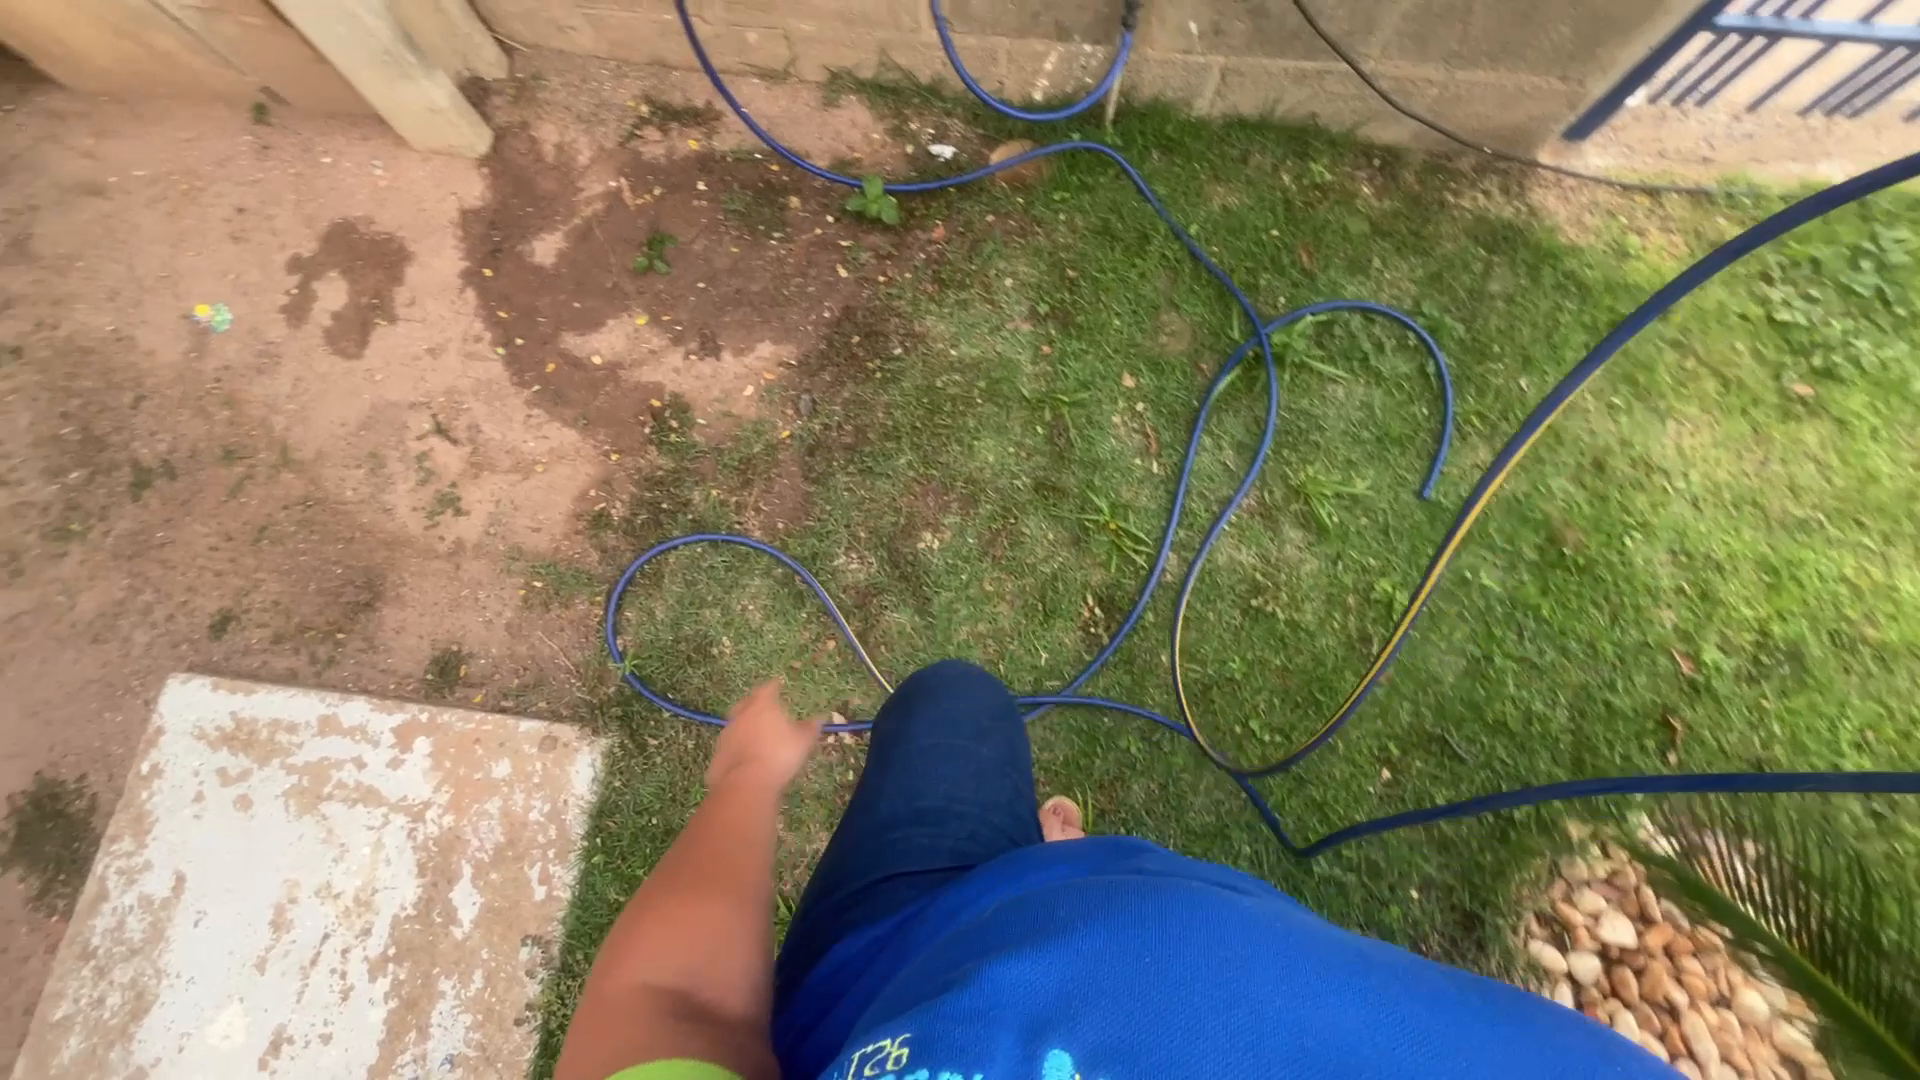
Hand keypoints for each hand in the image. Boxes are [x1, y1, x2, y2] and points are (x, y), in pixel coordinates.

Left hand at [707, 679, 821, 792]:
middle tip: (764, 707)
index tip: (778, 684)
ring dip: (746, 726)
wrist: (746, 783)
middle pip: (747, 702)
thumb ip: (810, 727)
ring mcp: (727, 734)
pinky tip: (747, 755)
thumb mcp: (803, 741)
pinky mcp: (718, 753)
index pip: (768, 688)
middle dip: (755, 703)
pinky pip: (731, 744)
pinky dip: (739, 745)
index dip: (774, 686)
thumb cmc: (779, 754)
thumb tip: (820, 718)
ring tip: (758, 735)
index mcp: (763, 705)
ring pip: (737, 724)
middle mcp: (742, 714)